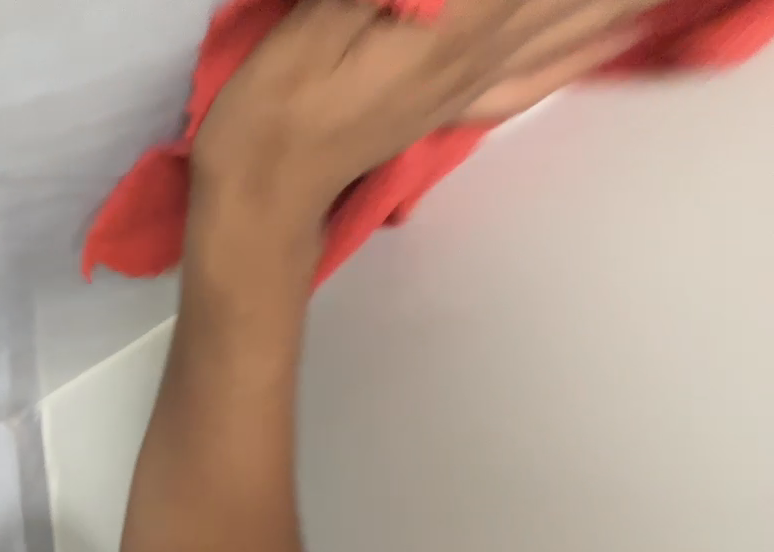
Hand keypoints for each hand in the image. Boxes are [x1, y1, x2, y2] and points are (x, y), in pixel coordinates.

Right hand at [192, 0, 653, 223]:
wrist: (254, 207)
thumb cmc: (267, 122)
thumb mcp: (308, 27)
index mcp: (455, 19)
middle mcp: (486, 45)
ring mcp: (473, 82)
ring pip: (582, 20)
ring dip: (618, 1)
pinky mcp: (451, 108)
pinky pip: (543, 75)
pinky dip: (590, 48)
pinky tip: (620, 32)